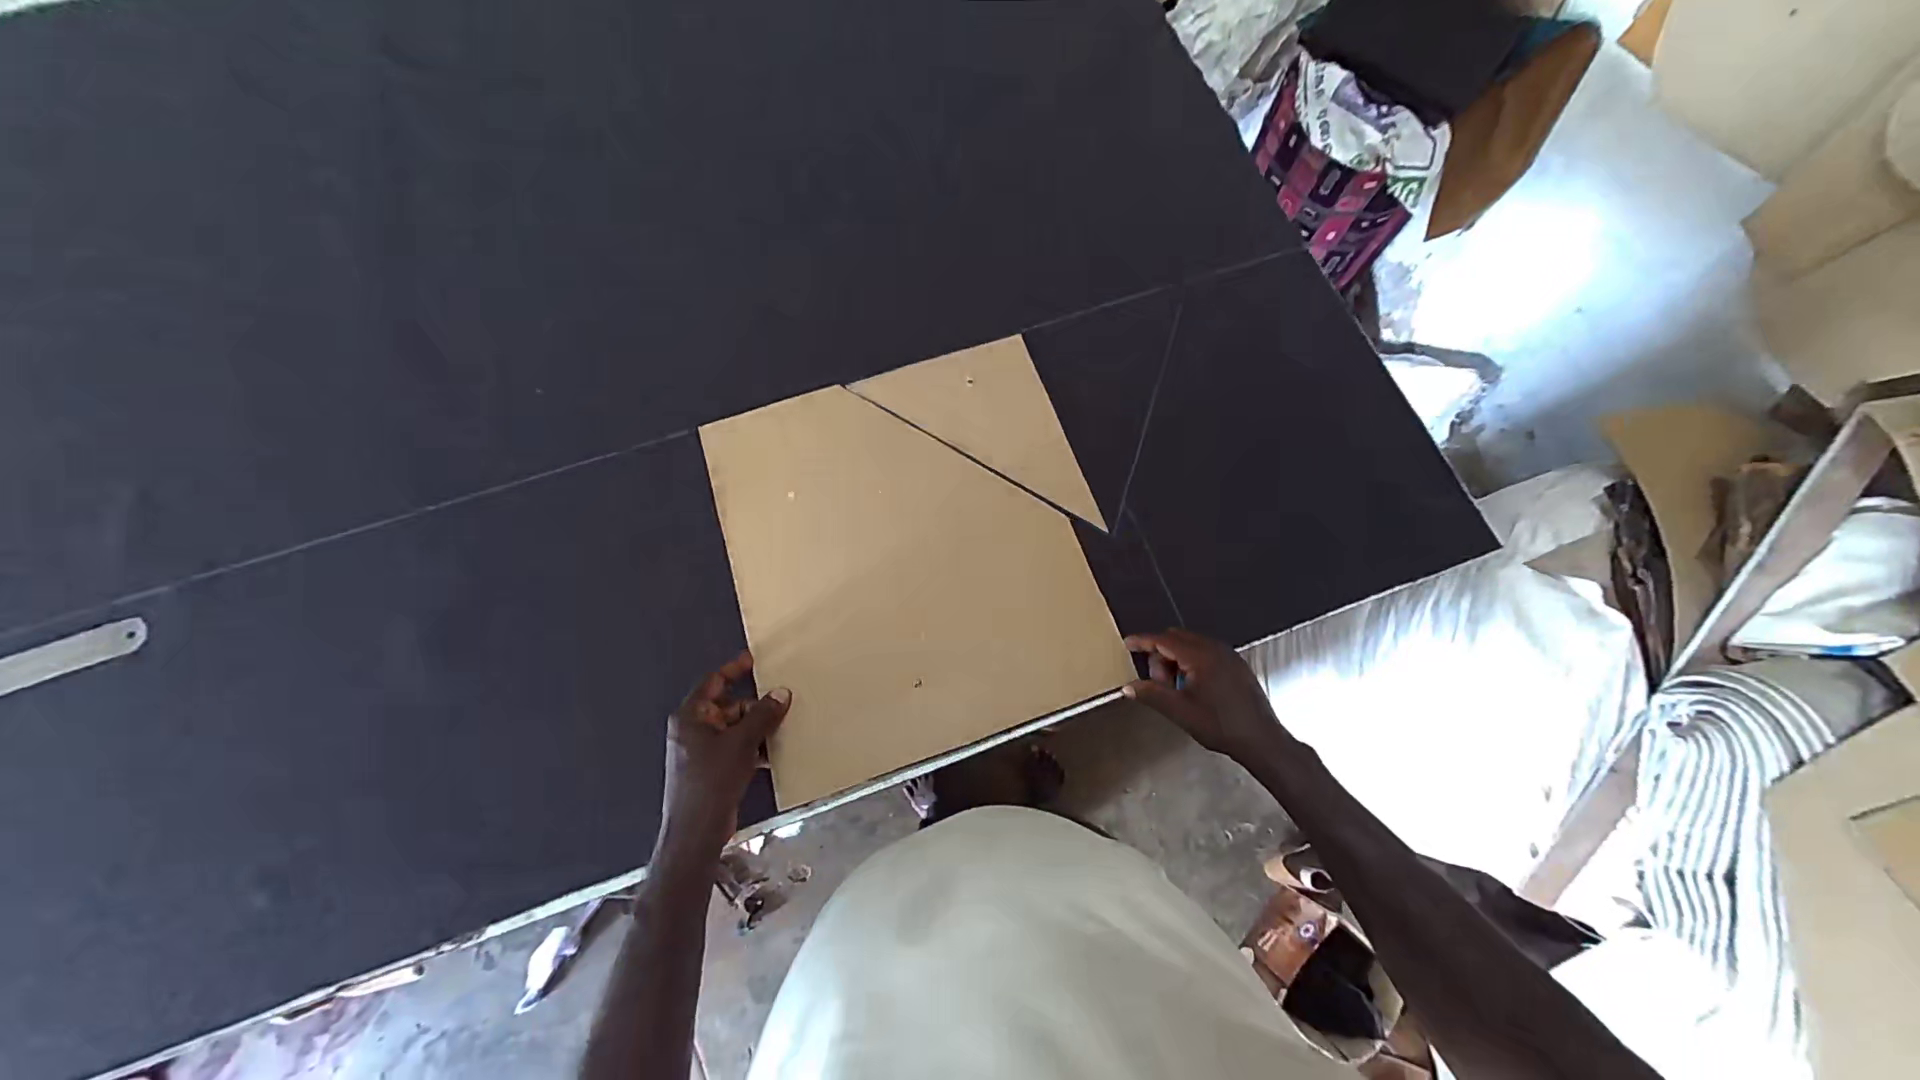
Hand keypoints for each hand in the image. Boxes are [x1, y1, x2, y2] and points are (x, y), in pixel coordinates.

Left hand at [657, 651, 791, 858]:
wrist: (696, 832)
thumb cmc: (711, 780)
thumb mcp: (741, 743)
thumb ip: (763, 715)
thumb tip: (781, 693)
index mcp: (691, 716)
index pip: (714, 682)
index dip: (735, 669)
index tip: (755, 660)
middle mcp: (694, 729)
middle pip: (729, 706)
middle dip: (756, 705)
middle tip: (783, 701)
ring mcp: (703, 750)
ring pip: (736, 728)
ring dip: (758, 728)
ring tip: (785, 726)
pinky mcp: (713, 769)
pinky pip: (737, 748)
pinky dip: (754, 747)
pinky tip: (776, 752)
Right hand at [1122, 628, 1282, 761]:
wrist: (1261, 740)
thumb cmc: (1221, 726)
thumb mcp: (1180, 711)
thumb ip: (1151, 694)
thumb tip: (1129, 687)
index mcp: (1201, 656)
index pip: (1164, 640)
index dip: (1143, 641)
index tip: (1128, 643)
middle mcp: (1216, 649)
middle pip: (1177, 638)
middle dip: (1160, 655)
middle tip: (1157, 682)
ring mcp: (1229, 655)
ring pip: (1191, 645)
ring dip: (1176, 659)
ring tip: (1175, 688)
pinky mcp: (1236, 665)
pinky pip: (1206, 652)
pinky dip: (1192, 662)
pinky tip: (1192, 686)